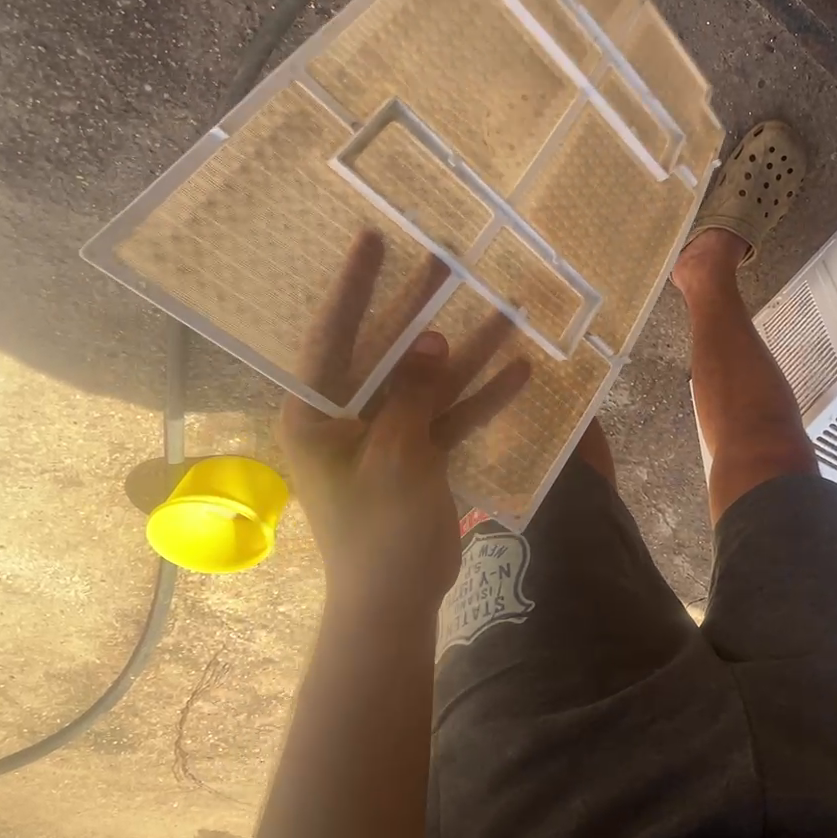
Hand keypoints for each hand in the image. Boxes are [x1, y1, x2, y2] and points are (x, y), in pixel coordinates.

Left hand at [277, 231, 530, 618]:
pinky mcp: (421, 455)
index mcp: (316, 414)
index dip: (355, 287)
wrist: (395, 597)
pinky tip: (520, 371)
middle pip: (390, 351)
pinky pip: (454, 416)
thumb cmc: (379, 529)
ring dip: (469, 351)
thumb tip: (435, 339)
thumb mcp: (395, 456)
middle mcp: (349, 416)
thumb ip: (414, 394)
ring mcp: (390, 435)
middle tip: (446, 260)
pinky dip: (484, 397)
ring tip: (509, 310)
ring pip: (432, 381)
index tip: (372, 240)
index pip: (334, 336)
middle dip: (421, 308)